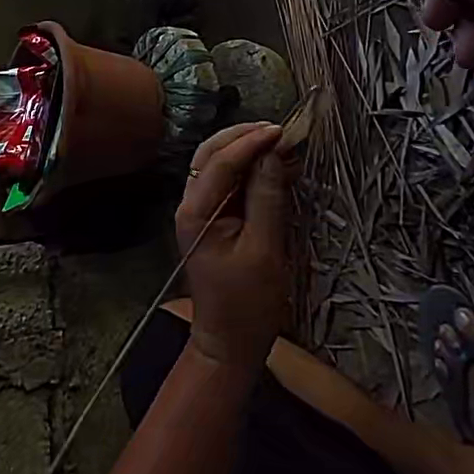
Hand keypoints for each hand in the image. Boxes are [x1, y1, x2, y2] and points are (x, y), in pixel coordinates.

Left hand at [176, 122, 290, 369]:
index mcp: (195, 213)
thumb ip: (267, 198)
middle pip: (211, 153)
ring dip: (245, 147)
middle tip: (279, 130)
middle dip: (243, 136)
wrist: (229, 343)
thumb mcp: (264, 250)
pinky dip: (249, 167)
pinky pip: (228, 181)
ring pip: (217, 163)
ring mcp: (201, 210)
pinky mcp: (214, 217)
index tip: (282, 131)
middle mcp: (191, 204)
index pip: (221, 162)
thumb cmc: (247, 304)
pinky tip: (272, 164)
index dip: (251, 142)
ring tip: (279, 141)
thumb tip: (274, 154)